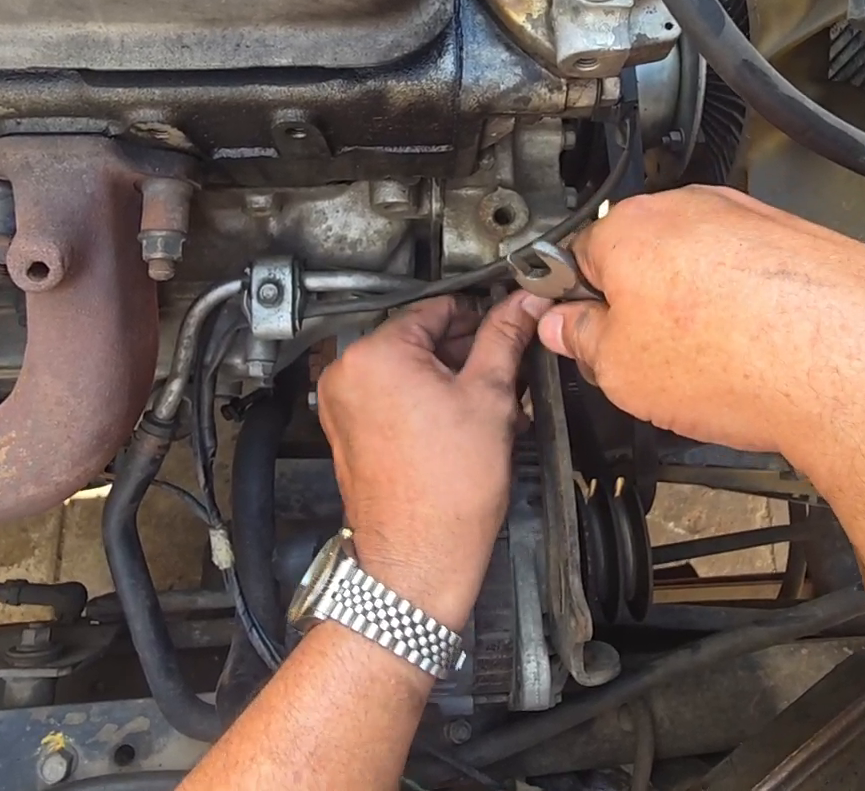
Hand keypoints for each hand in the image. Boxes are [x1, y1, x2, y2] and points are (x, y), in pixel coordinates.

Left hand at [315, 291, 549, 626]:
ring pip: (409, 370)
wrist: (418, 560)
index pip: (437, 308)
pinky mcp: (349, 432)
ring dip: (452, 378)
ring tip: (492, 400)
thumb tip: (521, 304)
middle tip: (507, 367)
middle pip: (421, 339)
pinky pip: (394, 397)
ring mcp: (343, 406)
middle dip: (467, 352)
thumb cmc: (446, 494)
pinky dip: (428, 400)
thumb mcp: (489, 396)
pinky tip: (466, 419)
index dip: (480, 317)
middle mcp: (347, 374)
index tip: (505, 324)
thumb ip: (505, 337)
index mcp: (374, 354)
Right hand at [534, 186, 864, 467]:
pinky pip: (747, 272)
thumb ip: (581, 339)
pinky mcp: (795, 238)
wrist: (859, 364)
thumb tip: (567, 327)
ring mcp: (747, 217)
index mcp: (630, 229)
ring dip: (693, 305)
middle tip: (652, 358)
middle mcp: (687, 208)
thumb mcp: (622, 370)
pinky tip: (756, 348)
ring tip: (713, 361)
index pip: (577, 258)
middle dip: (638, 303)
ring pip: (695, 264)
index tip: (586, 330)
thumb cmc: (740, 360)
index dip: (579, 302)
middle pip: (640, 256)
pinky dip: (743, 305)